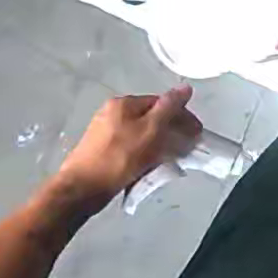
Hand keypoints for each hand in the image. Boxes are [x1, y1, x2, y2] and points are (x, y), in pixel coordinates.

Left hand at [42, 87, 202, 217]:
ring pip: (143, 133)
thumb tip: (186, 87)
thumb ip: (170, 107)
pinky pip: (132, 146)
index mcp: (124, 103)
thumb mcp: (151, 129)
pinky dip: (145, 153)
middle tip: (186, 148)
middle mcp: (112, 113)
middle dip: (172, 131)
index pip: (163, 103)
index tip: (196, 134)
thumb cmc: (120, 157)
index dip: (183, 117)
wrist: (81, 190)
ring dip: (160, 144)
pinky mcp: (101, 150)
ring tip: (170, 159)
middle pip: (153, 117)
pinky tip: (149, 165)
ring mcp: (104, 131)